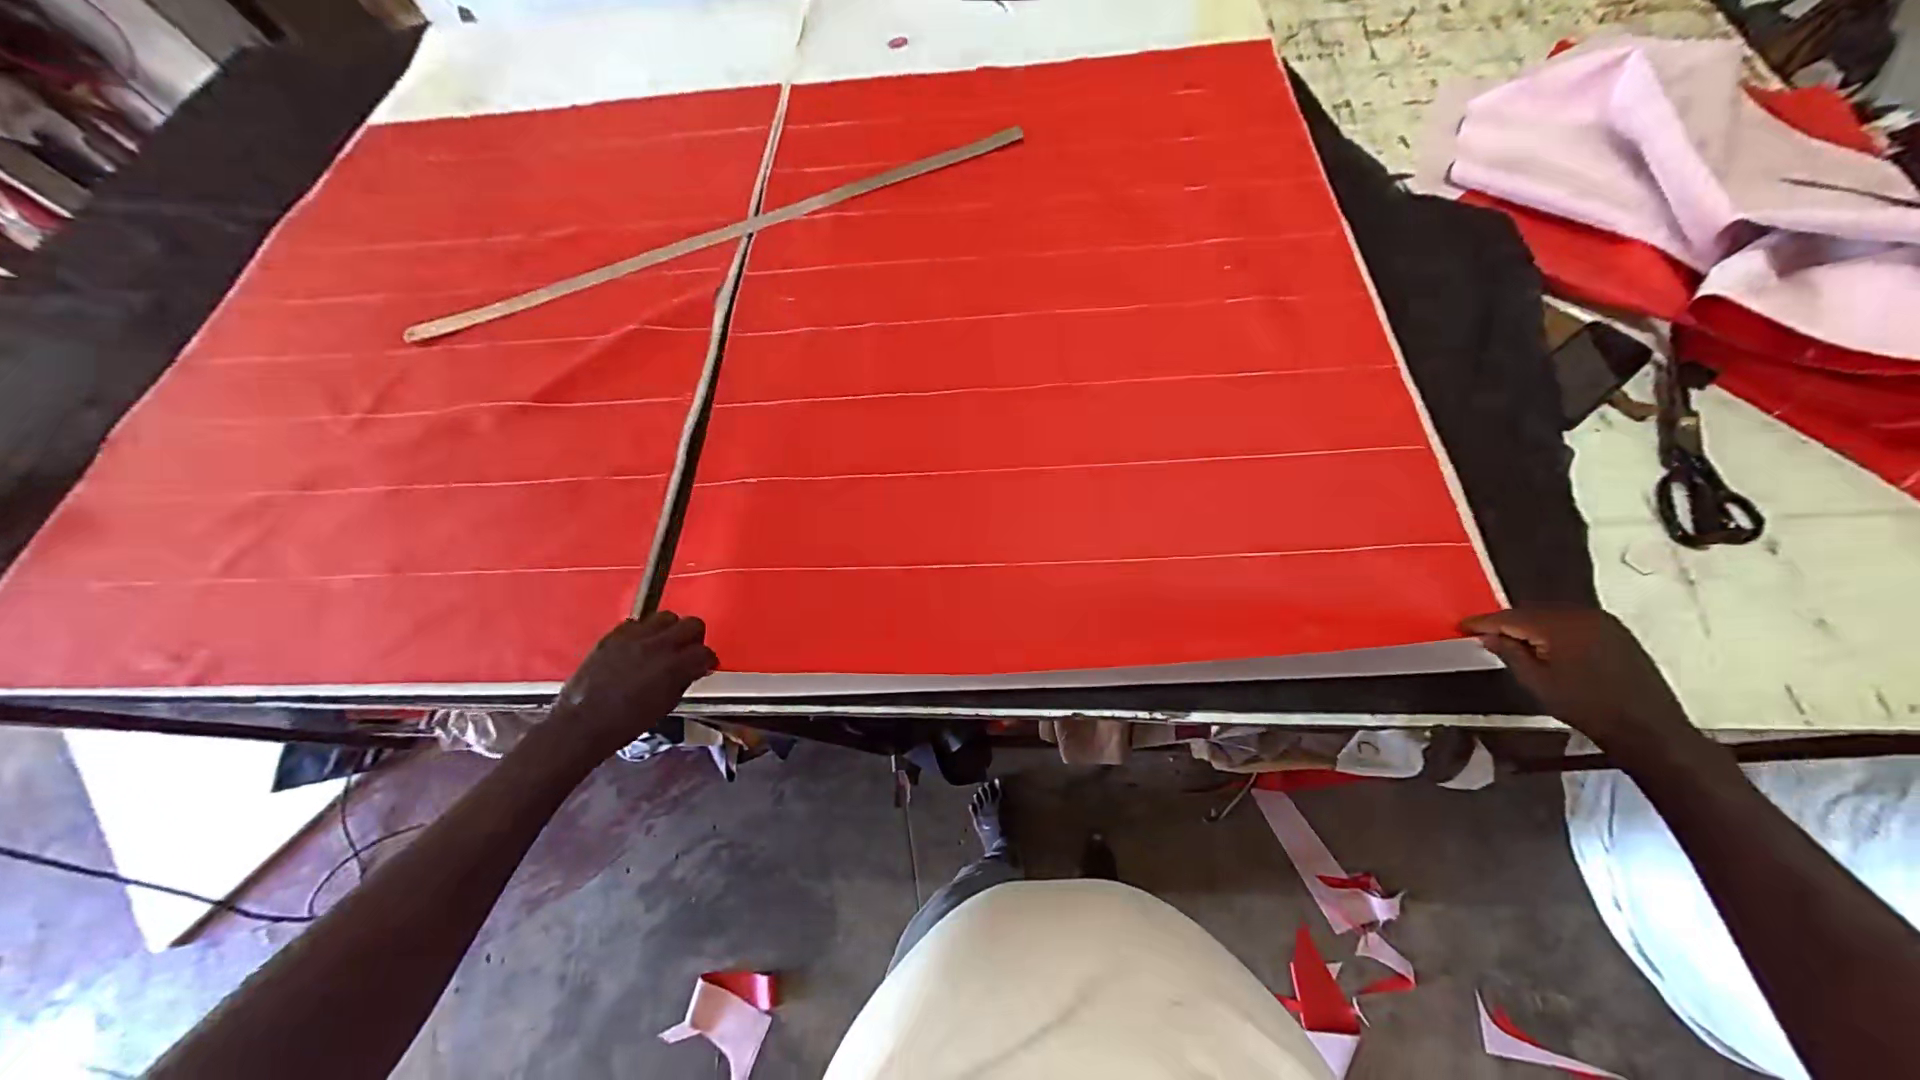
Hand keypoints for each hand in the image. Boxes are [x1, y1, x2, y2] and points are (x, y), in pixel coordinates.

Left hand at [540, 611, 717, 765]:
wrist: (583, 723)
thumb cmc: (627, 722)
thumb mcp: (666, 705)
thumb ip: (683, 680)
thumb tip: (693, 669)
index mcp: (675, 667)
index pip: (705, 652)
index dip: (708, 660)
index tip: (704, 665)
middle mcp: (658, 646)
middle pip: (692, 624)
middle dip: (695, 637)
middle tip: (688, 650)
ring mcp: (634, 637)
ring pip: (665, 617)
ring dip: (669, 629)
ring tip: (663, 643)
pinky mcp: (613, 636)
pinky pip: (636, 623)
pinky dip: (642, 632)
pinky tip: (638, 646)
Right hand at [1461, 607, 1696, 761]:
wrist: (1646, 728)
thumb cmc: (1585, 706)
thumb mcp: (1536, 681)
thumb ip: (1509, 653)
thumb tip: (1489, 636)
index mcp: (1560, 625)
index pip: (1511, 617)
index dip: (1483, 622)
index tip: (1462, 626)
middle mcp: (1583, 615)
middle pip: (1532, 612)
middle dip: (1506, 622)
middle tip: (1482, 633)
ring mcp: (1604, 622)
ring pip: (1553, 616)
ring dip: (1530, 626)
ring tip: (1509, 639)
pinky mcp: (1616, 632)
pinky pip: (1573, 622)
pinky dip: (1553, 630)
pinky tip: (1543, 643)